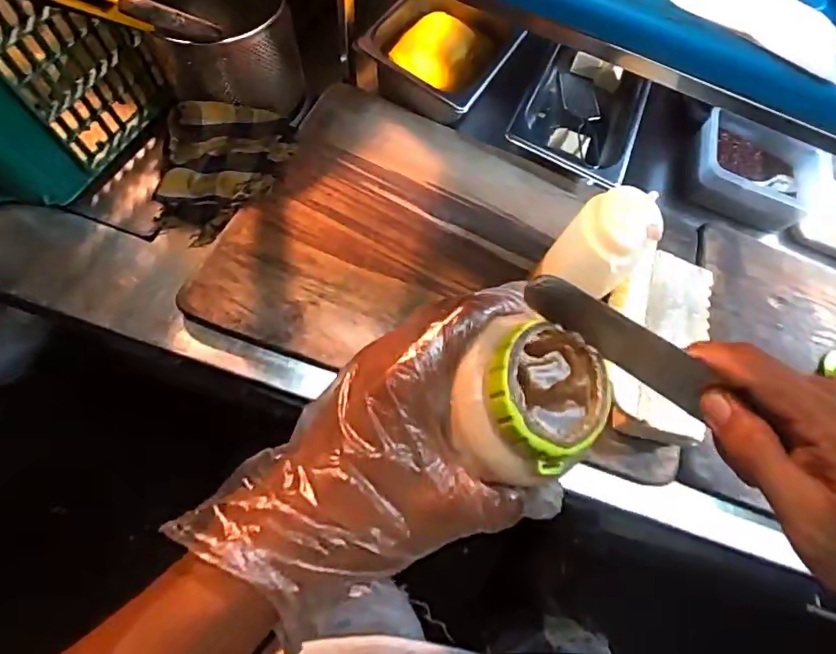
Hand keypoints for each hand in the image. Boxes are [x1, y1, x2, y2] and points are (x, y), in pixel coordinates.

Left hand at [165, 286, 551, 642]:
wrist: (285, 533)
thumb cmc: (365, 512)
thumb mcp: (445, 512)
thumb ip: (503, 500)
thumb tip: (549, 493)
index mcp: (407, 370)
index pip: (460, 313)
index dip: (501, 303)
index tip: (536, 305)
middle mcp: (386, 355)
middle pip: (445, 314)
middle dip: (488, 316)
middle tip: (527, 331)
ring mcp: (367, 366)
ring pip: (426, 331)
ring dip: (463, 333)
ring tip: (502, 351)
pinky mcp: (358, 383)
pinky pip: (411, 350)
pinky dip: (442, 352)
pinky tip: (460, 382)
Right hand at [691, 342, 835, 652]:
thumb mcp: (801, 512)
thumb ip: (754, 450)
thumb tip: (711, 397)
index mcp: (824, 411)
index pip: (752, 364)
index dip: (708, 359)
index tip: (668, 368)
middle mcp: (828, 393)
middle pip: (753, 376)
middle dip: (729, 410)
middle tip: (742, 469)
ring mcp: (834, 402)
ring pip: (762, 392)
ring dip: (748, 427)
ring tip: (767, 481)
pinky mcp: (834, 415)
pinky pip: (780, 405)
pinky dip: (765, 432)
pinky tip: (780, 471)